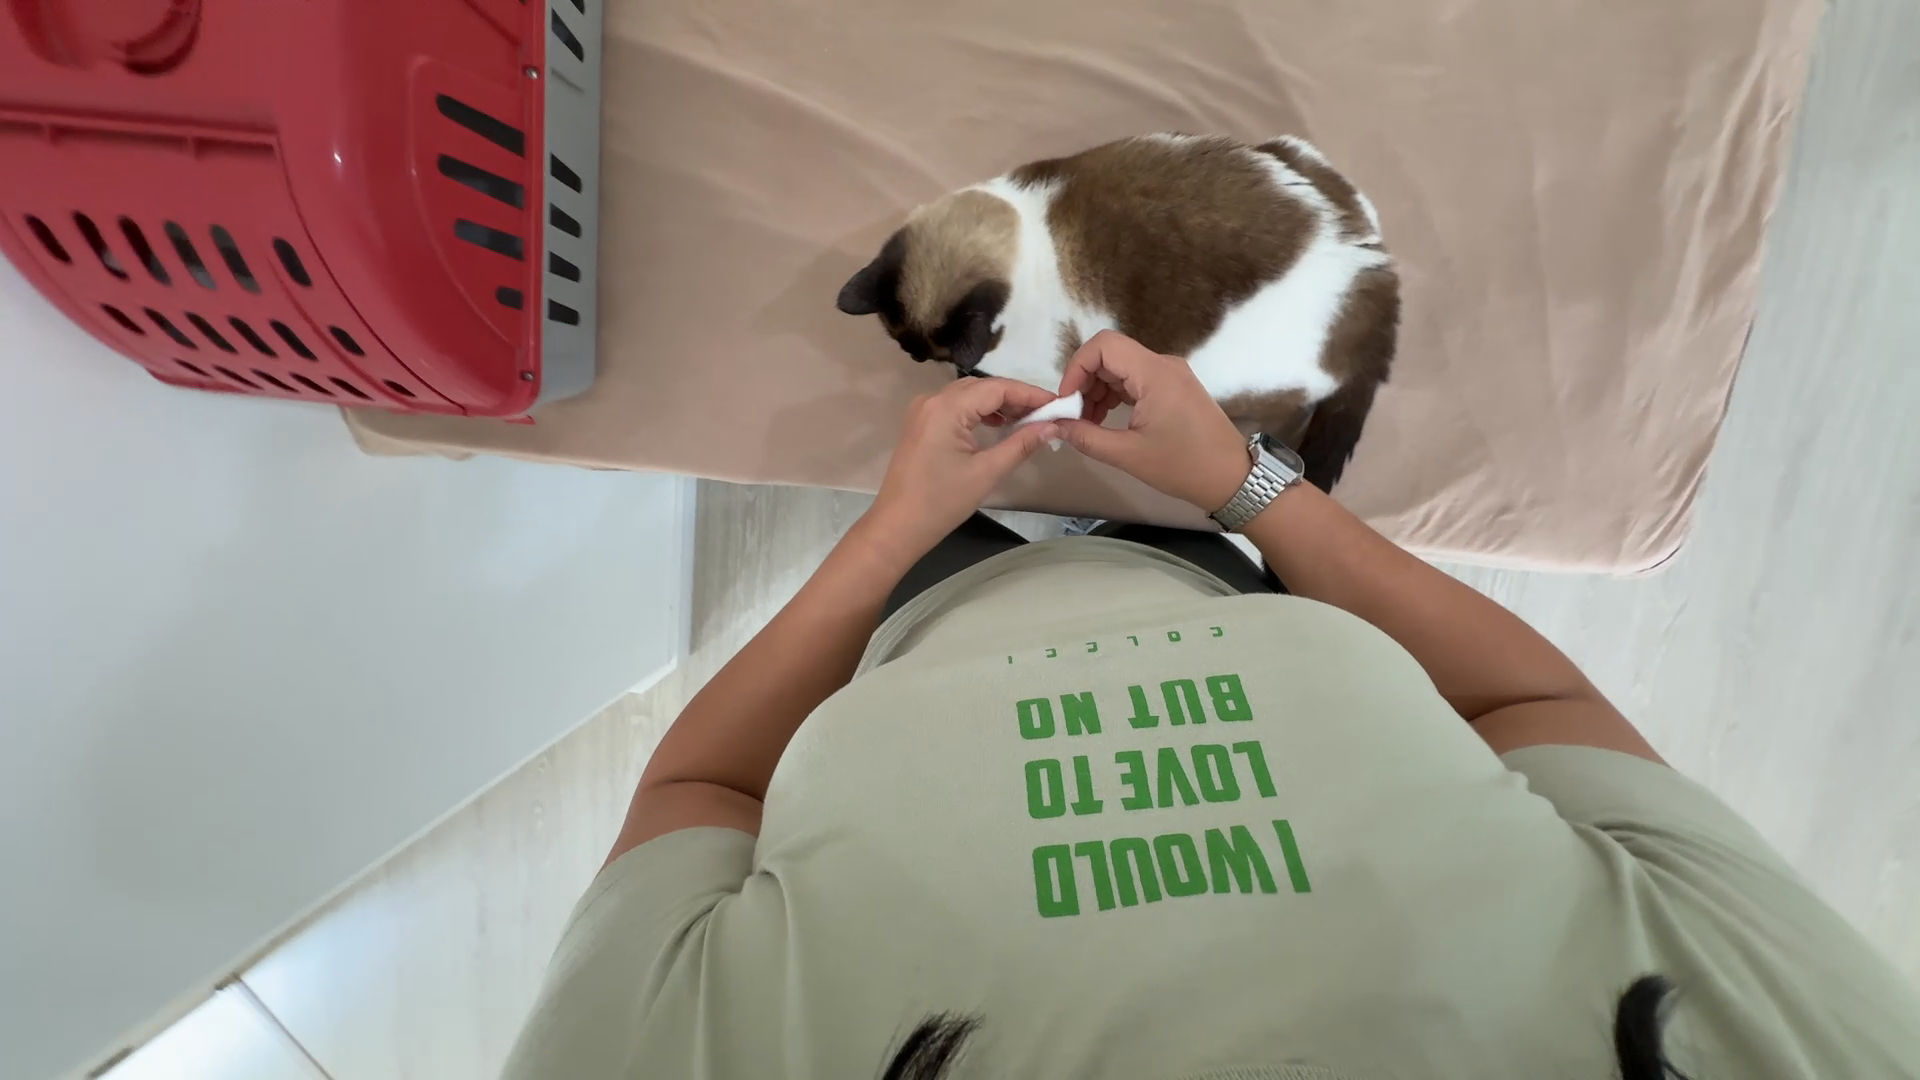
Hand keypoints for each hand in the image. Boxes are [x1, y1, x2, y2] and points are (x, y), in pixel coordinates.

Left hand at [856, 377, 1060, 567]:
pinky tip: (998, 424)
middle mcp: (932, 399)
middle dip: (1015, 397)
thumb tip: (1052, 427)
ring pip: (969, 395)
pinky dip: (979, 411)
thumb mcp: (987, 472)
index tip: (1057, 405)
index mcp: (946, 407)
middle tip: (1046, 414)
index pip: (997, 388)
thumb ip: (1021, 444)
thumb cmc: (942, 502)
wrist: (898, 525)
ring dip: (998, 403)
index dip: (1029, 394)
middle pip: (982, 387)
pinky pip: (955, 407)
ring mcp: (923, 410)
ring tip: (1027, 420)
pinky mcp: (920, 423)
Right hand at [1055, 331, 1250, 510]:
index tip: (1066, 400)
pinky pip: (1135, 380)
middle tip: (1072, 416)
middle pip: (1111, 355)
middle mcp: (1163, 365)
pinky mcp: (1173, 388)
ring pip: (1121, 368)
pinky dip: (1115, 396)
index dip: (1077, 367)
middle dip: (1084, 382)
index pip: (1104, 345)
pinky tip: (1105, 420)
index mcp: (1154, 374)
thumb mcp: (1127, 454)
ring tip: (1086, 424)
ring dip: (1098, 391)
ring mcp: (1170, 375)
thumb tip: (1054, 426)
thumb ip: (1086, 437)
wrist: (1231, 478)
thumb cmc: (1182, 466)